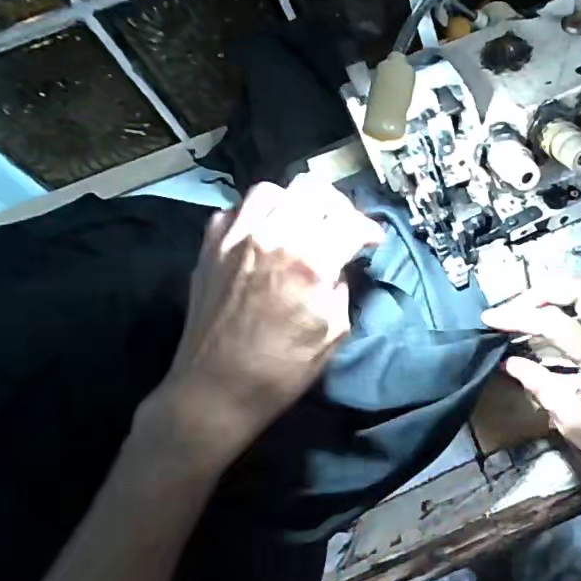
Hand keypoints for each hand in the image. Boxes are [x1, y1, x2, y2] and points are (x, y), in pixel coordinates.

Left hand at [135, 174, 384, 478]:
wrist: (214, 390)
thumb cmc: (279, 372)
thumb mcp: (333, 334)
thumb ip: (340, 289)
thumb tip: (339, 266)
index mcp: (309, 262)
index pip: (350, 222)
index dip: (369, 230)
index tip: (371, 240)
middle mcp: (272, 236)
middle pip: (313, 190)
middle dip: (336, 205)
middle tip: (340, 226)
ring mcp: (235, 236)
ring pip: (273, 190)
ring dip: (294, 202)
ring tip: (300, 224)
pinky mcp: (210, 245)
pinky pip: (237, 210)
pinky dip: (257, 216)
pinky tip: (263, 237)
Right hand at [480, 276, 580, 511]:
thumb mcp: (572, 423)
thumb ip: (540, 385)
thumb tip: (510, 361)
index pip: (553, 322)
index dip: (517, 317)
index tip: (491, 320)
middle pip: (580, 289)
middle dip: (542, 292)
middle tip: (515, 309)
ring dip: (560, 294)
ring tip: (531, 310)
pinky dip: (575, 305)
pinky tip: (556, 323)